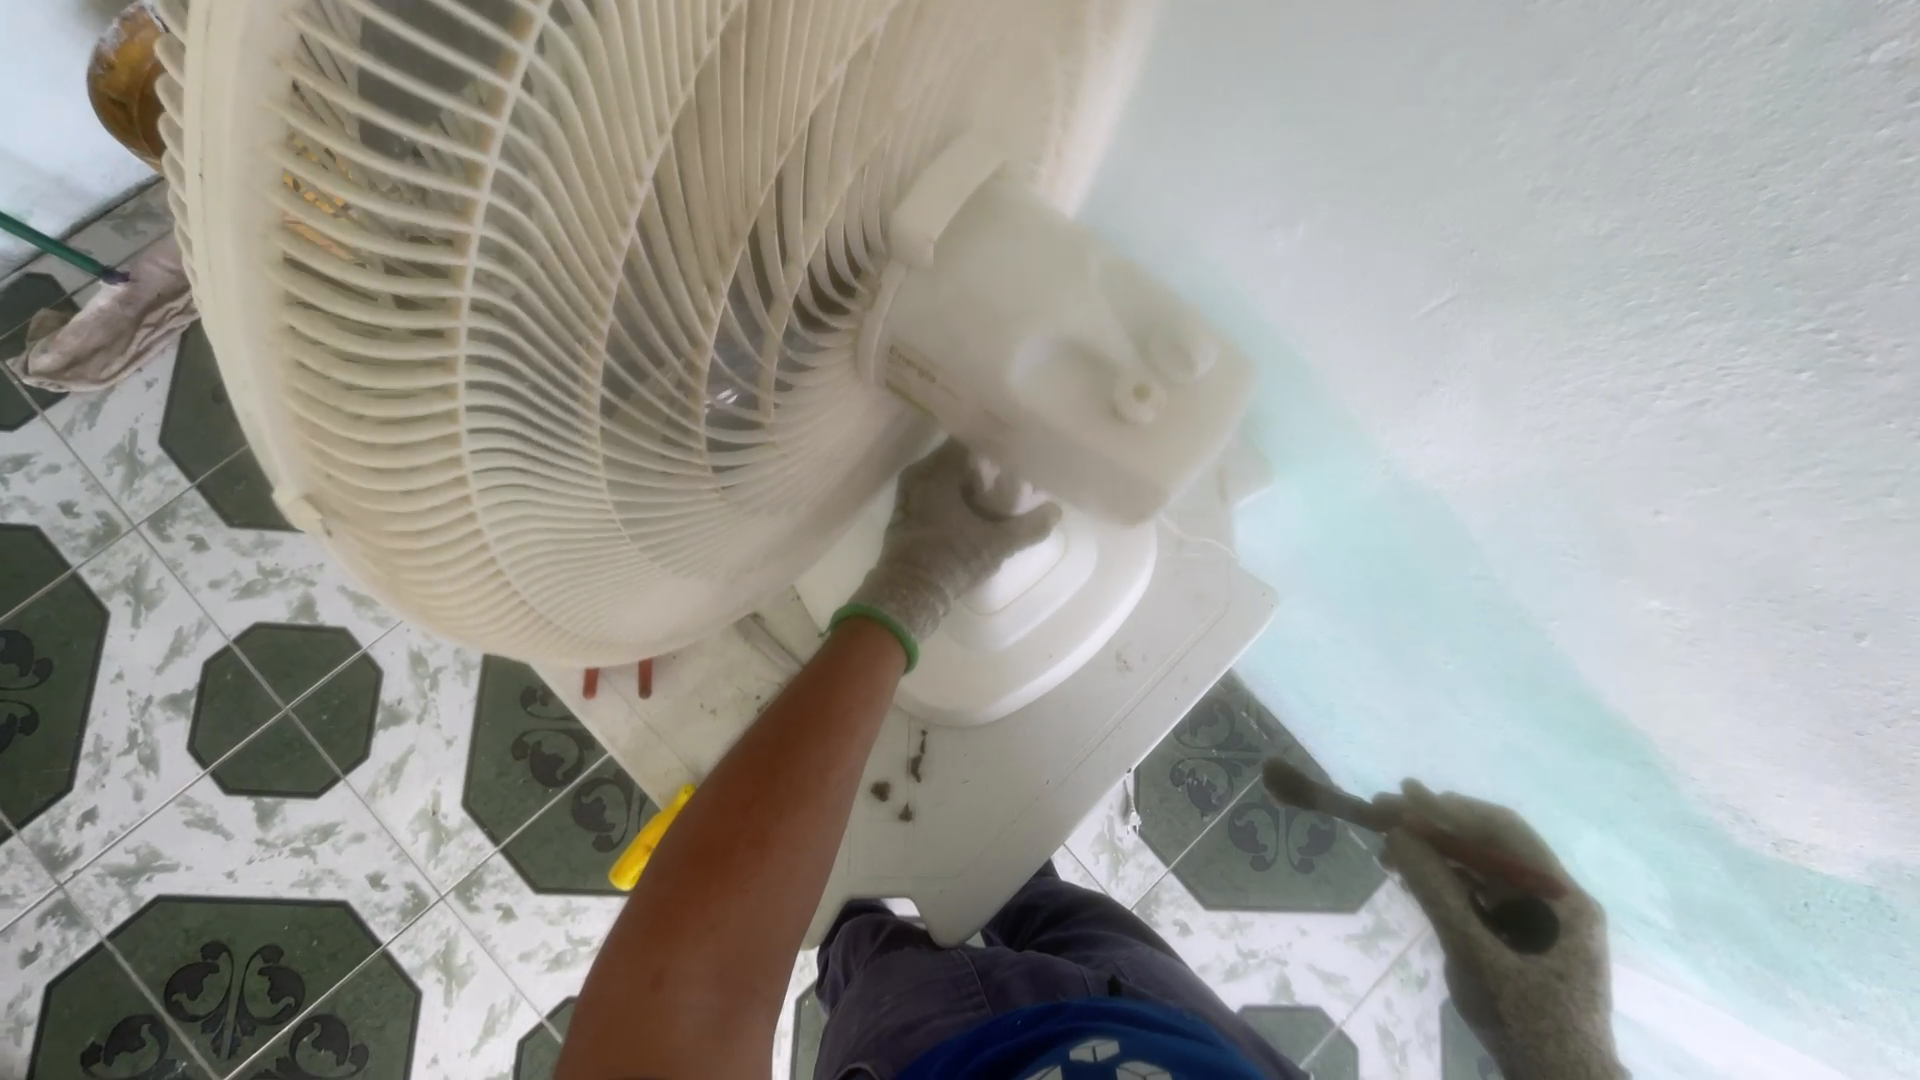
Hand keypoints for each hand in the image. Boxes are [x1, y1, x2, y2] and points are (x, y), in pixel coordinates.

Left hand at [836, 440, 1061, 667]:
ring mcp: (907, 495)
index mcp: (937, 472)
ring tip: (994, 489)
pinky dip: (950, 495)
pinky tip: (970, 508)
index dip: (993, 444)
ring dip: (965, 481)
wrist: (910, 593)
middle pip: (955, 458)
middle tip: (1009, 470)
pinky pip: (931, 493)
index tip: (1014, 450)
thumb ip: (1028, 527)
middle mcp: (918, 475)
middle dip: (981, 464)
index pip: (969, 441)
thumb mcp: (997, 545)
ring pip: (942, 476)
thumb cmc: (952, 559)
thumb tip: (1055, 512)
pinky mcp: (904, 514)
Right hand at [1376, 781, 1624, 1079]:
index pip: (1502, 831)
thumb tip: (1398, 834)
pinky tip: (1414, 876)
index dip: (1449, 811)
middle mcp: (1556, 899)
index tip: (1402, 798)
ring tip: (1389, 845)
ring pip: (1483, 868)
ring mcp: (1542, 920)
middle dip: (1436, 826)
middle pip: (1491, 846)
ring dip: (1436, 852)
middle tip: (1385, 810)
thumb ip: (1436, 890)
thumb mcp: (1472, 952)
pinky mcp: (1524, 938)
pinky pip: (1482, 894)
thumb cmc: (1524, 1020)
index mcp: (1561, 897)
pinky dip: (1446, 879)